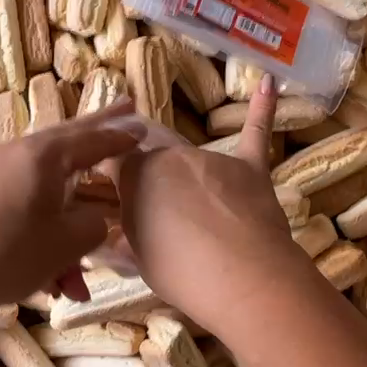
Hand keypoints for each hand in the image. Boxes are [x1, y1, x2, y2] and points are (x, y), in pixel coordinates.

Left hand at [0, 107, 140, 321]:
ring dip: (60, 236)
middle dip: (99, 133)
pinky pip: (14, 208)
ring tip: (70, 284)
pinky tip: (39, 279)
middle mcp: (12, 153)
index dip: (121, 136)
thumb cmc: (2, 257)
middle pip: (66, 143)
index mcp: (42, 156)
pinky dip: (33, 237)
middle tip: (126, 109)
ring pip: (39, 195)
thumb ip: (92, 227)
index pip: (93, 139)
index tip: (143, 129)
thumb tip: (95, 218)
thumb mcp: (63, 246)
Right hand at [108, 83, 313, 334]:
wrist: (244, 282)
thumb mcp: (137, 260)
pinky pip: (255, 134)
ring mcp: (212, 160)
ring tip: (196, 218)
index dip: (106, 173)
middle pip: (151, 158)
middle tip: (153, 210)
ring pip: (190, 160)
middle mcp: (169, 156)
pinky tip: (267, 83)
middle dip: (148, 177)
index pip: (112, 161)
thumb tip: (113, 235)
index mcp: (135, 176)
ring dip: (186, 179)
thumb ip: (125, 237)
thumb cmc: (180, 275)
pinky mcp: (250, 169)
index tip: (99, 182)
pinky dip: (261, 109)